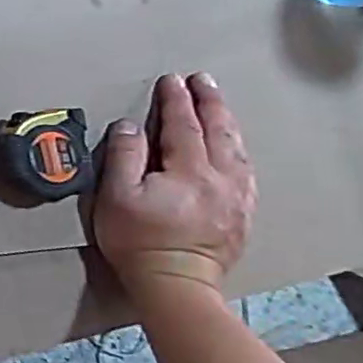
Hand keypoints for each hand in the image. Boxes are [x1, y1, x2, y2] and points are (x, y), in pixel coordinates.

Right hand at [91, 73, 255, 302]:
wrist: (176, 283)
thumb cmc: (137, 238)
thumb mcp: (117, 194)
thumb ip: (124, 156)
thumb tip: (130, 126)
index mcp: (189, 171)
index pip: (182, 126)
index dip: (176, 101)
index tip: (171, 80)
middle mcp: (221, 179)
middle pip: (219, 133)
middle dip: (209, 104)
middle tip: (203, 80)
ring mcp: (236, 198)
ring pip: (237, 151)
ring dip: (227, 124)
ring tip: (218, 106)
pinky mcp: (241, 214)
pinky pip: (245, 172)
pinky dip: (238, 151)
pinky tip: (234, 148)